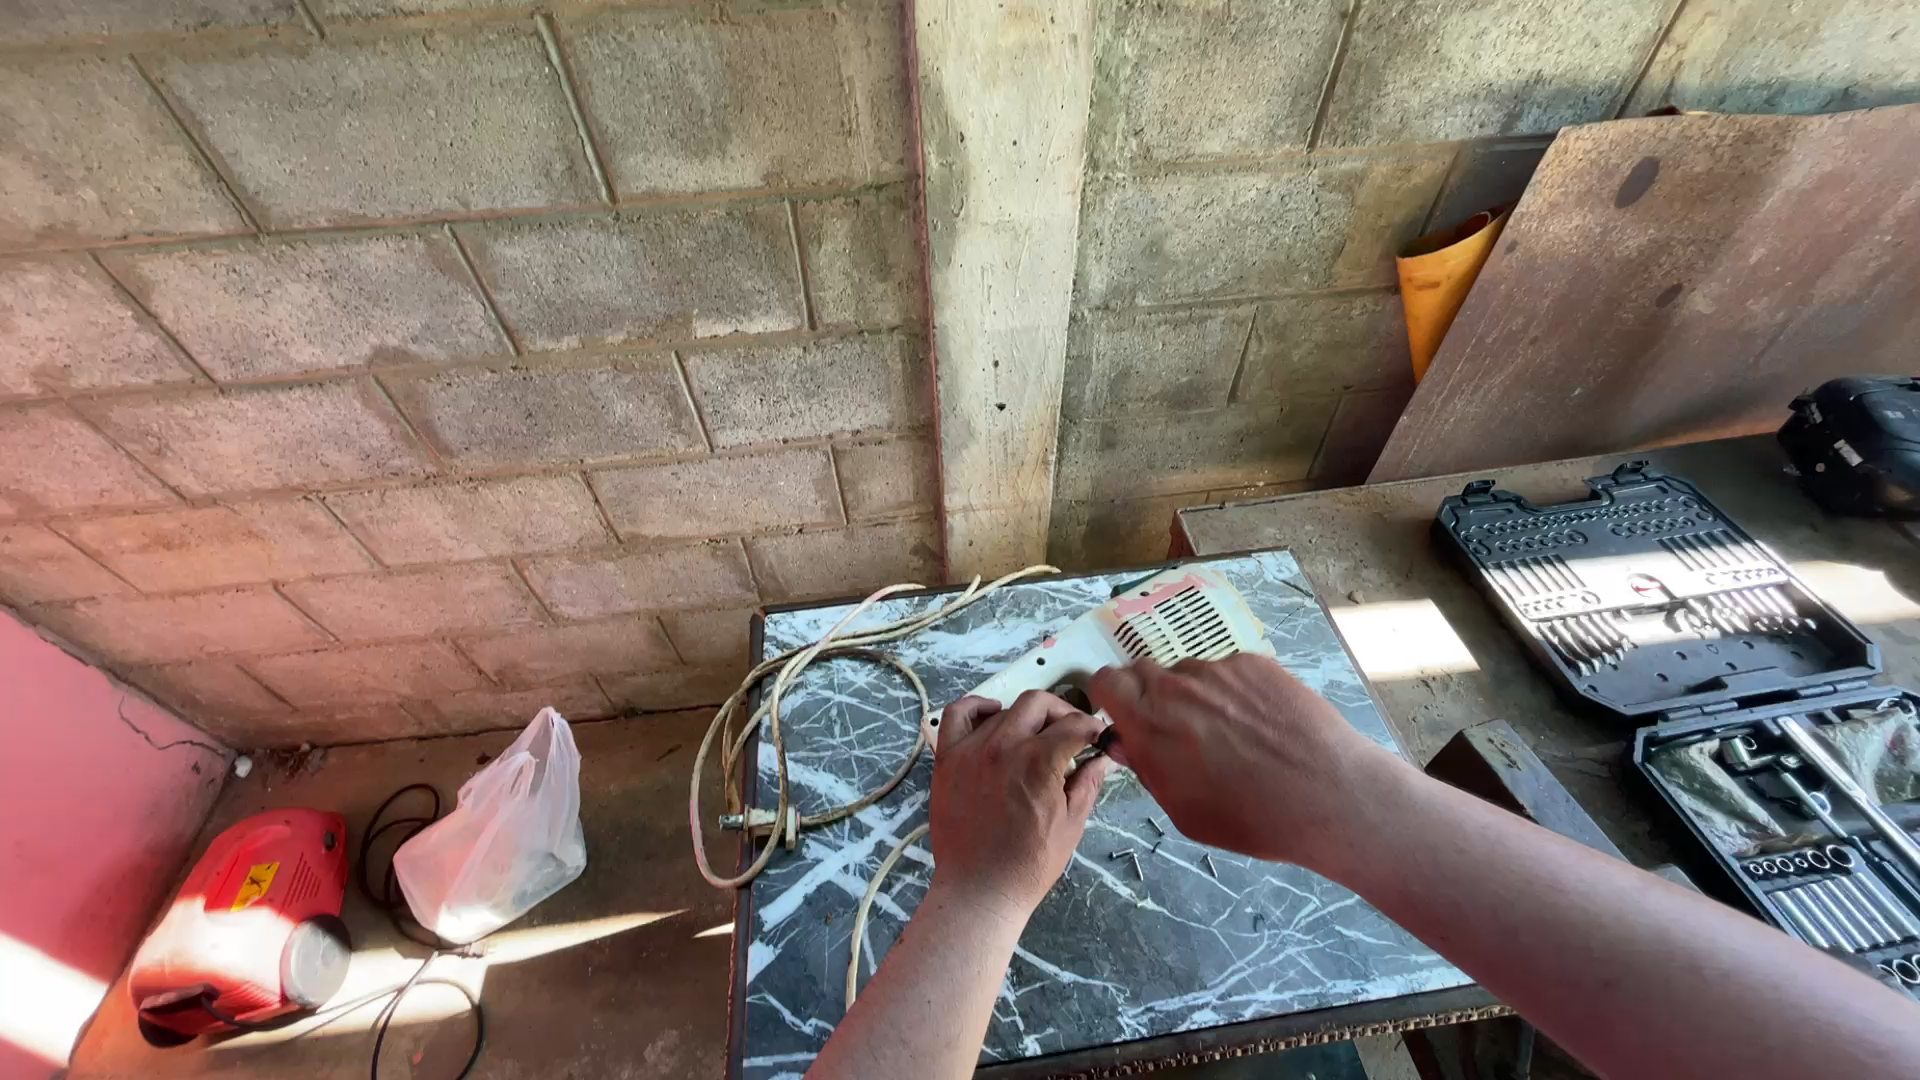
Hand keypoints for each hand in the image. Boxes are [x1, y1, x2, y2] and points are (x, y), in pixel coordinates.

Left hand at [927, 691, 1110, 920]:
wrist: (979, 890)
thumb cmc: (1027, 865)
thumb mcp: (1071, 825)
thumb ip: (1088, 783)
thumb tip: (1102, 759)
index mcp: (1038, 761)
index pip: (1074, 724)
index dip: (1093, 728)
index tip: (1096, 736)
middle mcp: (1003, 746)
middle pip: (1038, 703)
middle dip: (1063, 711)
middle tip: (1071, 730)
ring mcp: (972, 749)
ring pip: (1004, 710)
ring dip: (1025, 717)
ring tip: (1035, 737)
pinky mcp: (948, 758)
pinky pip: (957, 714)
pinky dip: (976, 707)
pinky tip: (993, 716)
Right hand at [1087, 653, 1401, 867]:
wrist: (1331, 797)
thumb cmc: (1251, 818)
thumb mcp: (1182, 810)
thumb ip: (1146, 766)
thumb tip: (1126, 740)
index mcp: (1148, 721)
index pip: (1104, 680)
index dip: (1110, 696)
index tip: (1124, 714)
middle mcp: (1176, 685)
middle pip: (1142, 671)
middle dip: (1149, 695)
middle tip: (1177, 728)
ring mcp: (1217, 669)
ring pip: (1189, 673)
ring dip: (1195, 695)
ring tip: (1233, 732)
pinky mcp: (1254, 663)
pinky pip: (1229, 671)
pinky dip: (1235, 691)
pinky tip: (1262, 722)